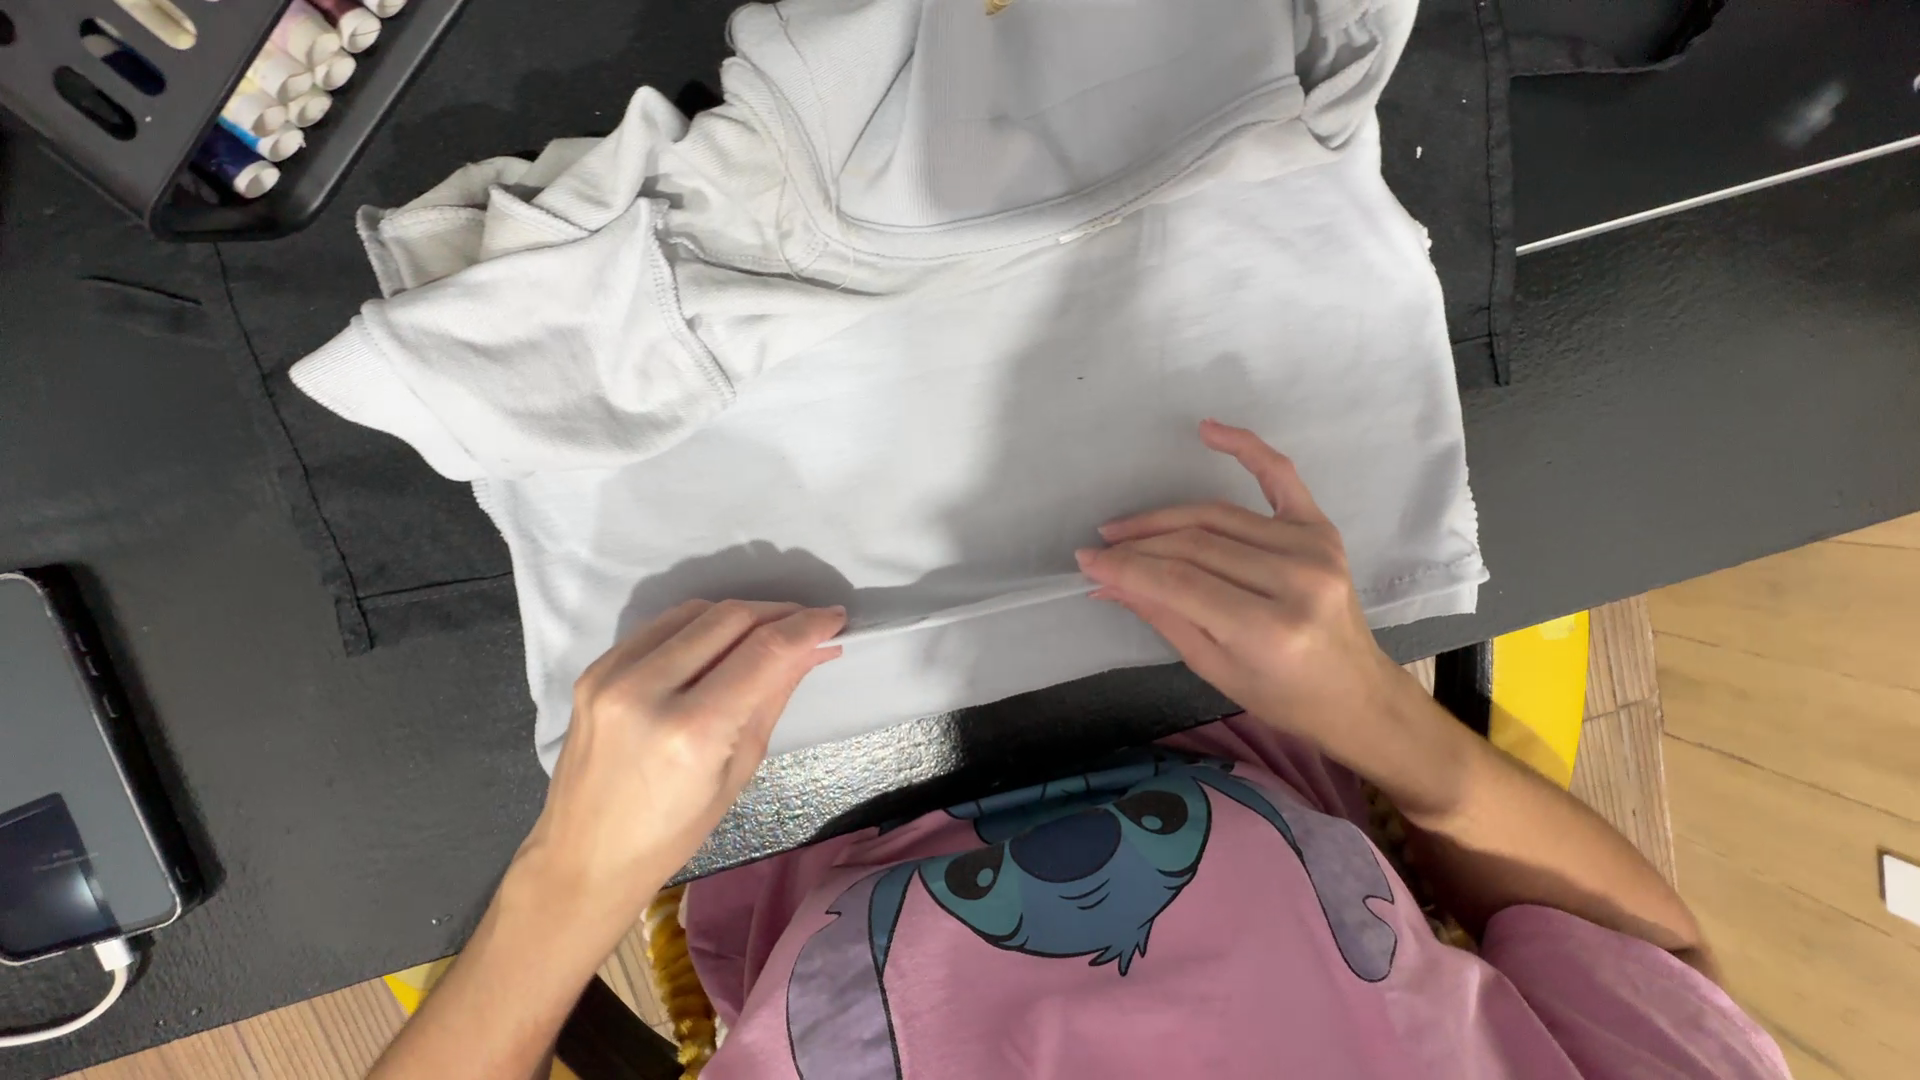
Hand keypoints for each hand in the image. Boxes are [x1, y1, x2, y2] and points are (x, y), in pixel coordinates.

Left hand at [510, 600, 845, 934]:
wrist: (585, 857)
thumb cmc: (674, 831)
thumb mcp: (740, 767)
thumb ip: (774, 695)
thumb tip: (813, 649)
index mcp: (691, 731)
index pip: (764, 652)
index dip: (807, 626)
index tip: (835, 618)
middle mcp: (646, 690)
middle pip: (730, 619)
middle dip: (779, 613)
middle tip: (808, 622)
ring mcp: (612, 675)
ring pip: (695, 612)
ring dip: (742, 613)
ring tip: (770, 628)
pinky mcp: (595, 669)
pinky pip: (660, 626)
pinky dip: (700, 624)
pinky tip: (721, 639)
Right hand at [1075, 420, 1404, 756]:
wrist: (1354, 692)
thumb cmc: (1281, 695)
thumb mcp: (1212, 667)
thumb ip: (1161, 615)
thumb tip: (1105, 581)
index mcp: (1270, 628)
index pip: (1180, 582)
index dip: (1126, 568)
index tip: (1087, 562)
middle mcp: (1295, 580)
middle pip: (1195, 545)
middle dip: (1137, 547)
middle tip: (1100, 550)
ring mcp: (1313, 548)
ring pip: (1216, 517)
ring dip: (1162, 518)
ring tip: (1123, 527)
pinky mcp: (1321, 529)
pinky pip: (1279, 476)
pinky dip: (1246, 448)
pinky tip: (1207, 430)